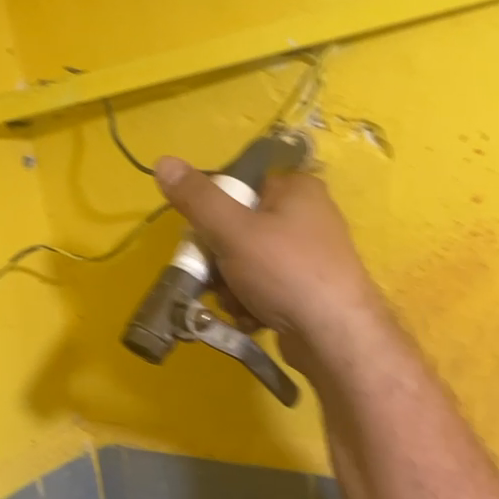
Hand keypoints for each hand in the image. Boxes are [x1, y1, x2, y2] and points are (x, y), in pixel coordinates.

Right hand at [153, 156, 382, 363]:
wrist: (334, 336)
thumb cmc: (285, 272)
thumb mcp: (233, 231)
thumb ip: (197, 200)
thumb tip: (163, 162)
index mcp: (296, 189)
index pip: (239, 188)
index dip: (214, 214)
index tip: (204, 240)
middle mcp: (306, 217)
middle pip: (239, 231)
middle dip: (221, 263)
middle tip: (219, 281)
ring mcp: (308, 258)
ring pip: (246, 266)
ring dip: (233, 290)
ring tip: (240, 305)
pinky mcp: (306, 293)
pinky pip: (263, 292)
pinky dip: (252, 306)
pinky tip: (253, 320)